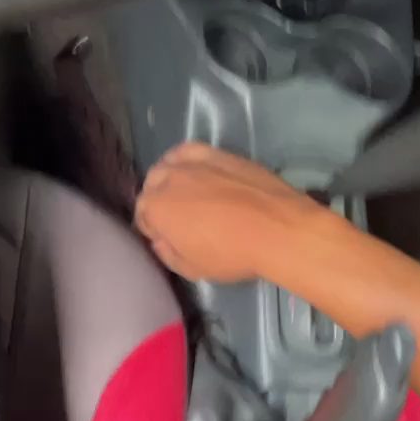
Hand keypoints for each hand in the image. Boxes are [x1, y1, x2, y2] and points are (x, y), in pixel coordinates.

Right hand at [134, 143, 324, 282]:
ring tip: (183, 193)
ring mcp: (193, 163)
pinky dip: (184, 160)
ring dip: (168, 179)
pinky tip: (194, 170)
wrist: (278, 229)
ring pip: (166, 166)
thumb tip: (161, 240)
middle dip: (157, 201)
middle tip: (176, 219)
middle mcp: (167, 179)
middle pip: (151, 187)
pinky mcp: (217, 154)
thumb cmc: (231, 254)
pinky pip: (189, 151)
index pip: (141, 216)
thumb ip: (167, 253)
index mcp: (155, 208)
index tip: (166, 238)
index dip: (152, 229)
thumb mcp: (191, 269)